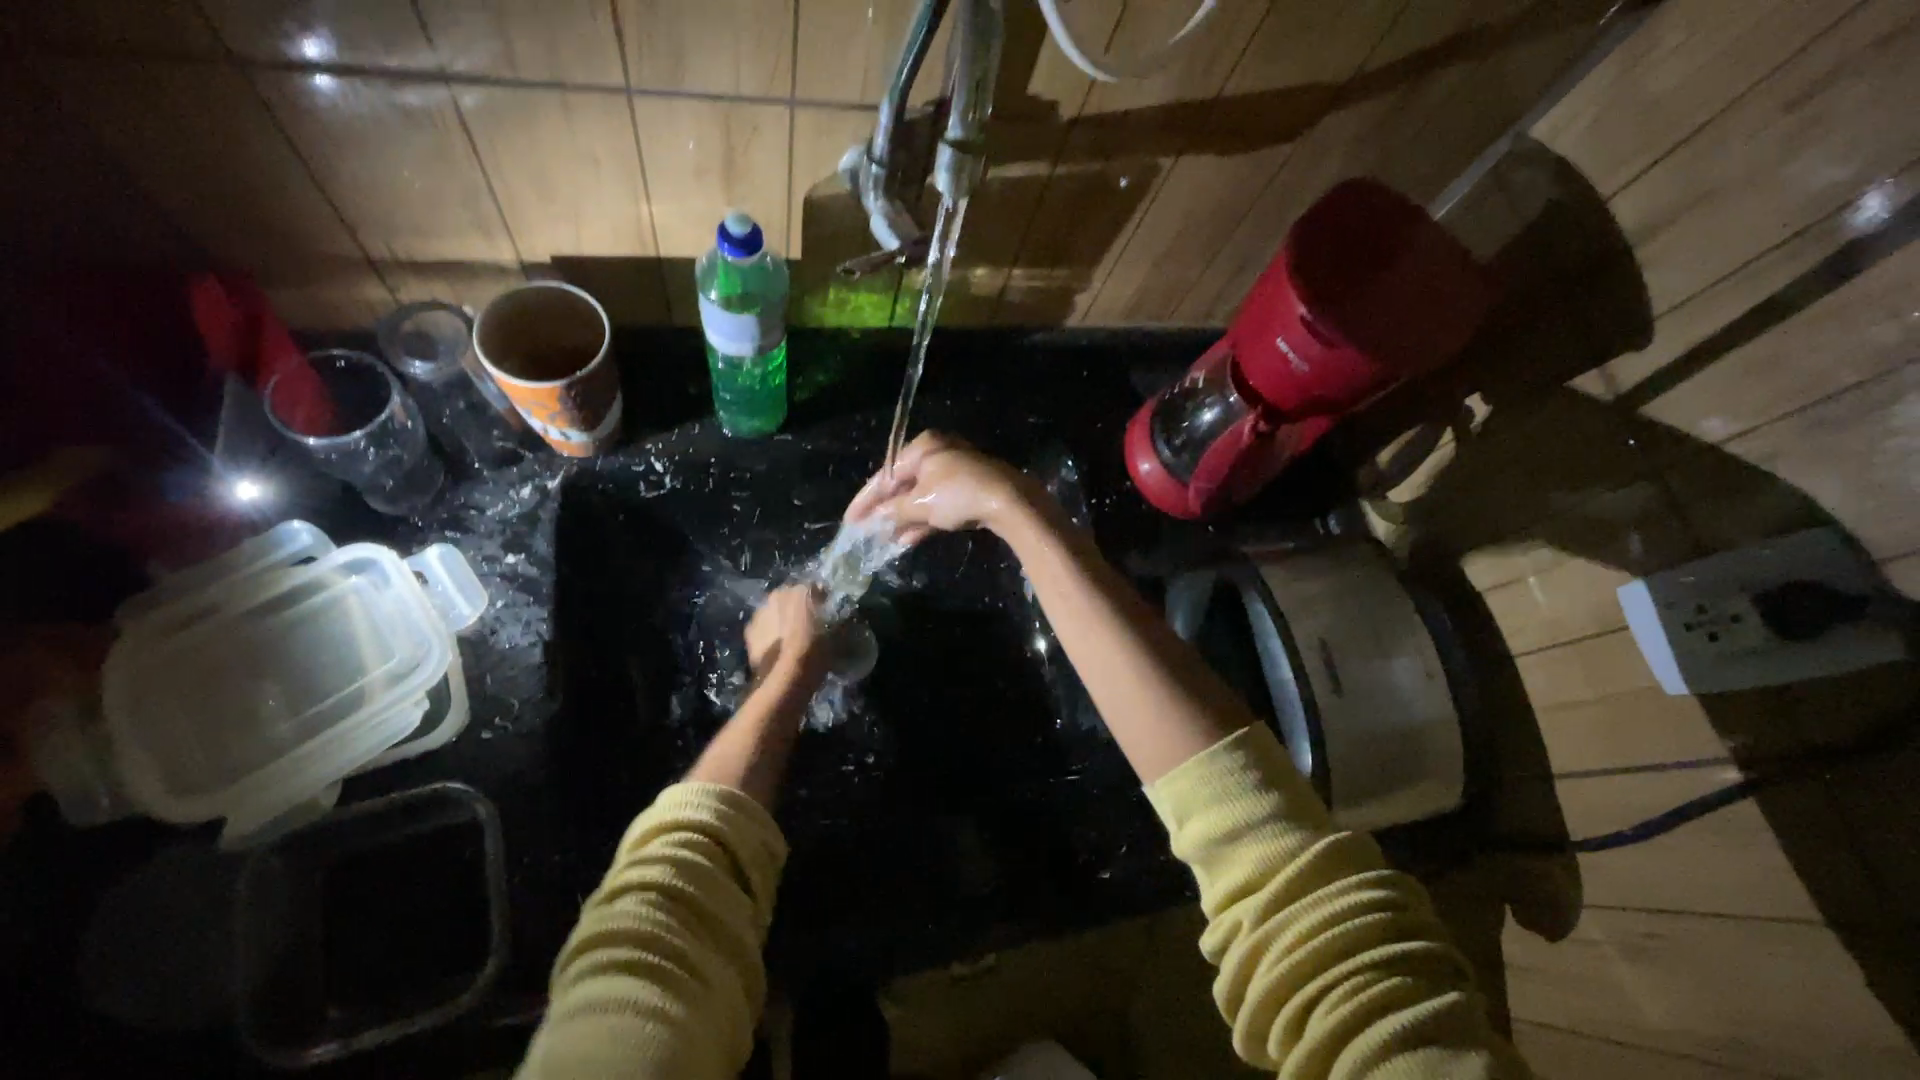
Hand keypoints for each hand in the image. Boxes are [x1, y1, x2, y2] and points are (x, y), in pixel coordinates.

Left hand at [745, 585, 828, 679]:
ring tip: (789, 636)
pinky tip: (776, 645)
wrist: (785, 677)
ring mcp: (760, 611)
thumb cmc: (814, 652)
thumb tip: (837, 619)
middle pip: (790, 595)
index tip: (826, 611)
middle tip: (806, 622)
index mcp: (802, 591)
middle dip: (797, 606)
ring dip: (781, 617)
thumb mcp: (835, 636)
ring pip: (773, 610)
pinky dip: (768, 631)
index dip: (821, 599)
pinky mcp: (748, 629)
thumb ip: (835, 621)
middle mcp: (778, 594)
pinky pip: (762, 625)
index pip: (815, 587)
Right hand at [843, 432, 1035, 544]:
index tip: (850, 519)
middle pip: (904, 484)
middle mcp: (938, 454)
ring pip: (921, 496)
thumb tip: (874, 519)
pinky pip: (938, 504)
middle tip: (865, 529)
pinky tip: (908, 540)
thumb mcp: (921, 504)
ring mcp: (955, 472)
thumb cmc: (958, 495)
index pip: (886, 473)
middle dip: (885, 510)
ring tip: (884, 539)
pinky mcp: (969, 491)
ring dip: (903, 518)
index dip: (866, 499)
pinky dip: (923, 520)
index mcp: (923, 447)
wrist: (1009, 502)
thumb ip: (893, 511)